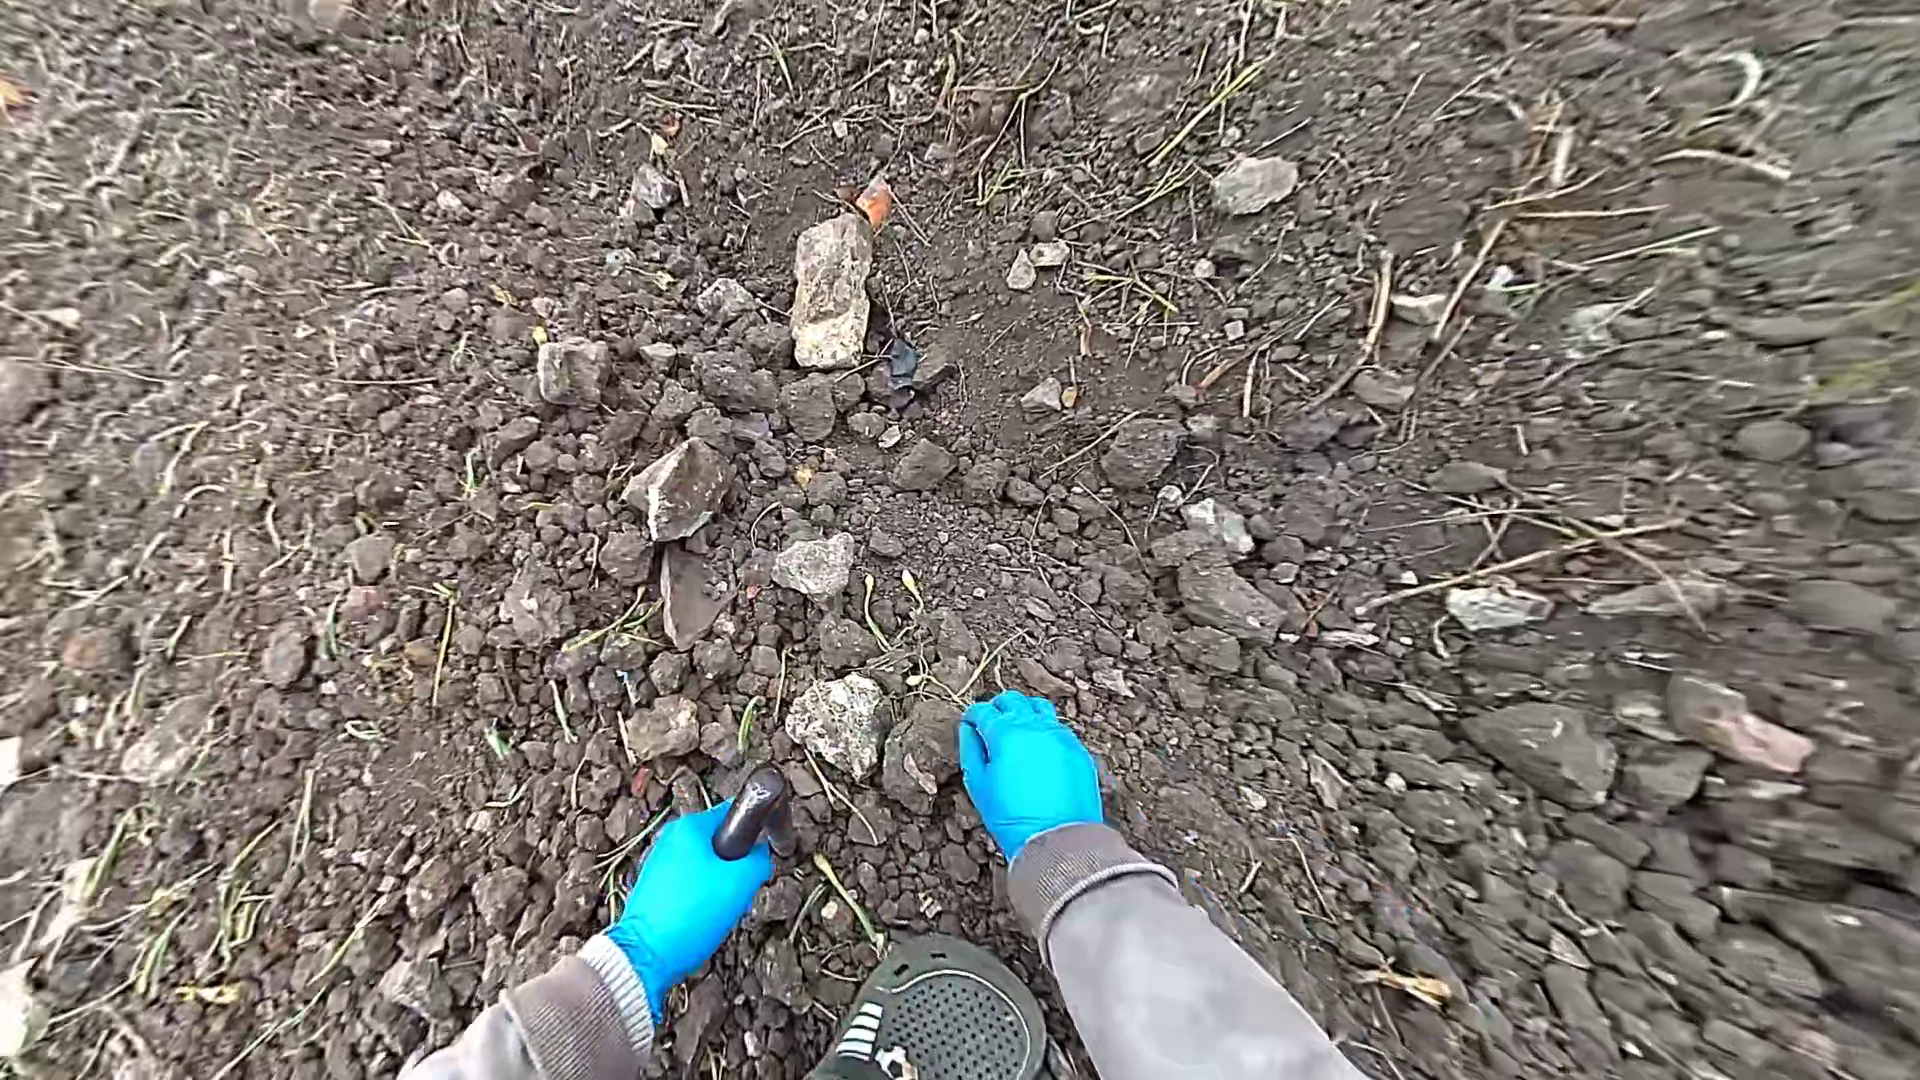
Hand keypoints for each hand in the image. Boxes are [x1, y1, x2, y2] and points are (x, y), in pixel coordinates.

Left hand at [606, 800, 772, 1013]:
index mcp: (689, 827)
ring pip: (705, 865)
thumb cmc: (689, 915)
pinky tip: (703, 918)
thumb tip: (760, 855)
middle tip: (740, 887)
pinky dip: (700, 897)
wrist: (643, 961)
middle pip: (719, 842)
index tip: (757, 855)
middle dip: (734, 865)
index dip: (753, 832)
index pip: (734, 812)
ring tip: (721, 907)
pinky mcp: (651, 890)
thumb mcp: (742, 881)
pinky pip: (688, 884)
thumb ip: (759, 859)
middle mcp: (670, 839)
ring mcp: (657, 864)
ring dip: (719, 884)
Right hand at [959, 690, 1102, 860]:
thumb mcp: (978, 784)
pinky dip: (1043, 728)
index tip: (971, 723)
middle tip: (991, 723)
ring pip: (1037, 706)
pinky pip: (1057, 726)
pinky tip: (1038, 746)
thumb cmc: (1012, 817)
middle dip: (997, 707)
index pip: (983, 710)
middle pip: (1011, 700)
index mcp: (1005, 733)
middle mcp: (1033, 726)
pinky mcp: (1076, 747)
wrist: (1058, 841)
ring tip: (1016, 729)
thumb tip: (968, 727)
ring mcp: (1058, 734)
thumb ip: (970, 749)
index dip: (973, 716)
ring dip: (1023, 711)